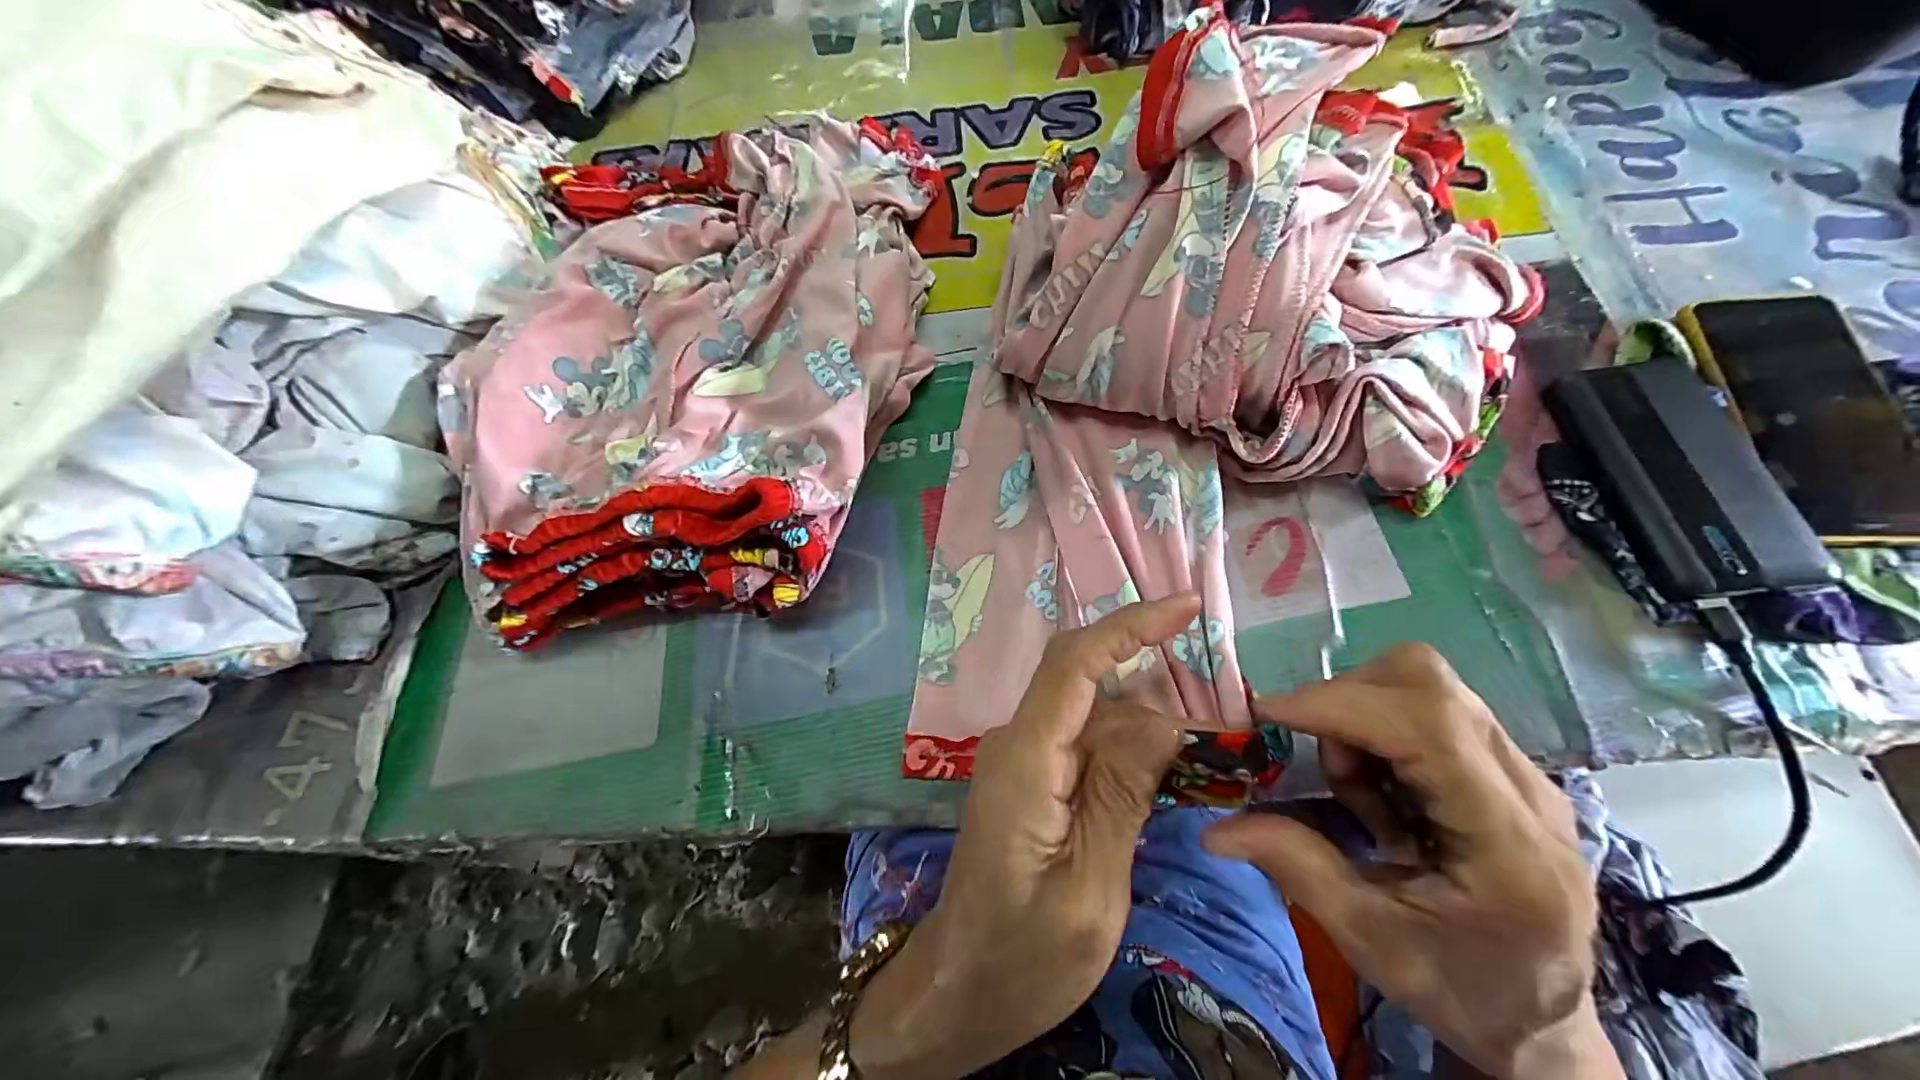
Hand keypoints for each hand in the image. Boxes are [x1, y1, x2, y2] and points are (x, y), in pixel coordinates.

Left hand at [848, 595, 1192, 1078]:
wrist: (961, 991)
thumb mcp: (1090, 887)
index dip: (1130, 625)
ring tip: (1209, 716)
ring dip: (1144, 702)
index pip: (1075, 664)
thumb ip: (1122, 794)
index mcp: (1025, 759)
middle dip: (1144, 656)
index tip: (1187, 607)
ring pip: (1088, 707)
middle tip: (1217, 669)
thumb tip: (1164, 715)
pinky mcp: (1032, 781)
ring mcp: (1022, 761)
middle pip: (1081, 674)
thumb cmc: (1024, 956)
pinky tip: (1169, 754)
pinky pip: (1083, 740)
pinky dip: (1128, 738)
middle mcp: (1017, 743)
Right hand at [1204, 644, 1620, 1078]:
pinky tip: (1381, 791)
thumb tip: (1214, 829)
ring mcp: (1525, 772)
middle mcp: (1529, 791)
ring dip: (1361, 718)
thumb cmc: (1459, 987)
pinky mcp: (1506, 766)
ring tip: (1357, 792)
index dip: (1337, 704)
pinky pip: (1429, 707)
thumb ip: (1296, 867)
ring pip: (1425, 684)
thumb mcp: (1370, 940)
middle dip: (1346, 704)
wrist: (1540, 1020)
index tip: (1265, 713)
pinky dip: (1380, 728)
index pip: (1425, 727)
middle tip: (1326, 771)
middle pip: (1426, 683)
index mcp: (1509, 845)